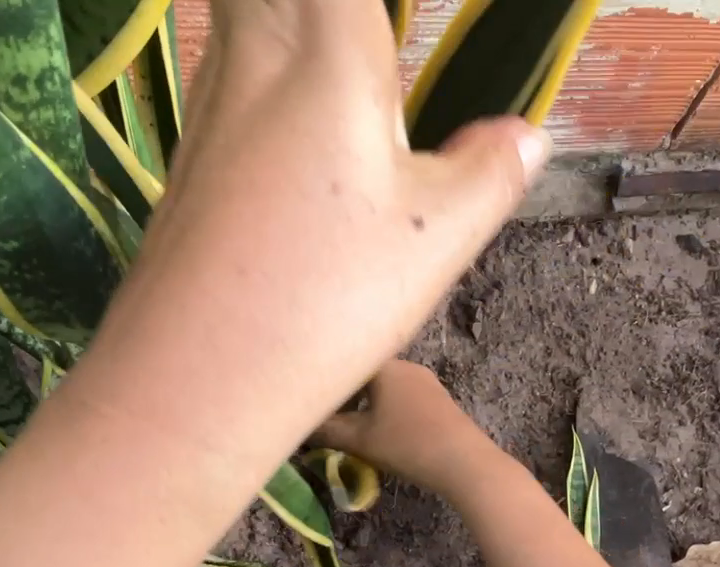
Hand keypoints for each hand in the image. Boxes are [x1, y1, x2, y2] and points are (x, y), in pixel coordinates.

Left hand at [112, 0, 551, 407]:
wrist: (198, 376)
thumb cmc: (323, 300)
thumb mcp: (435, 241)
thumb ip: (489, 174)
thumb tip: (526, 137)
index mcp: (326, 55)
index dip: (366, 6)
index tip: (389, 36)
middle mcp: (253, 56)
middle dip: (334, 14)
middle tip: (371, 51)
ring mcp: (209, 107)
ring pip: (246, 17)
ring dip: (294, 25)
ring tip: (351, 84)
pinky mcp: (193, 158)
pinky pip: (232, 75)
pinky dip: (269, 72)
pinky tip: (304, 138)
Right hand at [313, 361, 506, 496]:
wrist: (465, 462)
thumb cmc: (407, 444)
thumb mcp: (360, 441)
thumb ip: (327, 431)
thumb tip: (302, 425)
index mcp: (384, 367)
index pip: (345, 365)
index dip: (327, 386)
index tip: (316, 409)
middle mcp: (406, 366)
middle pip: (366, 376)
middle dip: (347, 399)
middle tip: (332, 424)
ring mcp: (427, 382)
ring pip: (387, 390)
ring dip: (369, 408)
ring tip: (358, 433)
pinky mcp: (441, 401)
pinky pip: (405, 400)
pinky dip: (390, 413)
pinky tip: (388, 435)